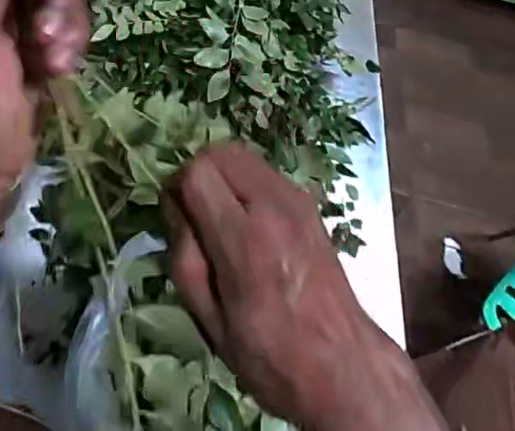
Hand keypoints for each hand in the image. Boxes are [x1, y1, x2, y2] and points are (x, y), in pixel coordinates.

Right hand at [165, 145, 445, 430]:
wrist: (341, 363)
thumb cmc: (270, 356)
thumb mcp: (210, 322)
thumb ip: (184, 258)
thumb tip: (173, 207)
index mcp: (244, 241)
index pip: (198, 173)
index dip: (177, 188)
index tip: (175, 215)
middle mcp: (272, 206)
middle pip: (220, 151)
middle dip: (198, 173)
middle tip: (195, 213)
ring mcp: (295, 198)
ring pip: (242, 154)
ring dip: (222, 174)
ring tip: (221, 217)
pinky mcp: (308, 200)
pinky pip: (263, 170)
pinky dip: (244, 181)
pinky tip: (247, 220)